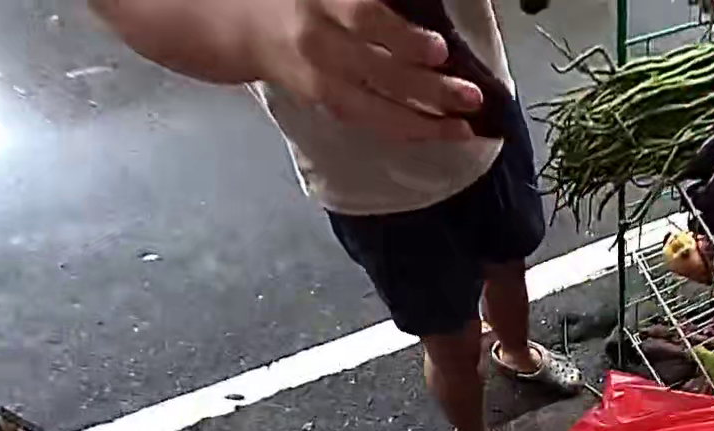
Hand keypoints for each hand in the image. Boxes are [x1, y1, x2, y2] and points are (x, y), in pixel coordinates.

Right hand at [252, 0, 483, 140]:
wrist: (241, 21)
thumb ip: (372, 3)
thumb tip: (424, 8)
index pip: (364, 17)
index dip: (405, 37)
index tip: (441, 50)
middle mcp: (319, 41)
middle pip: (384, 72)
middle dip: (433, 89)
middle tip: (472, 97)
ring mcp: (323, 80)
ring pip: (383, 112)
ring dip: (431, 124)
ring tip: (466, 129)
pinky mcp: (329, 107)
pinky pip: (377, 125)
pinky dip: (412, 131)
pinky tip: (443, 133)